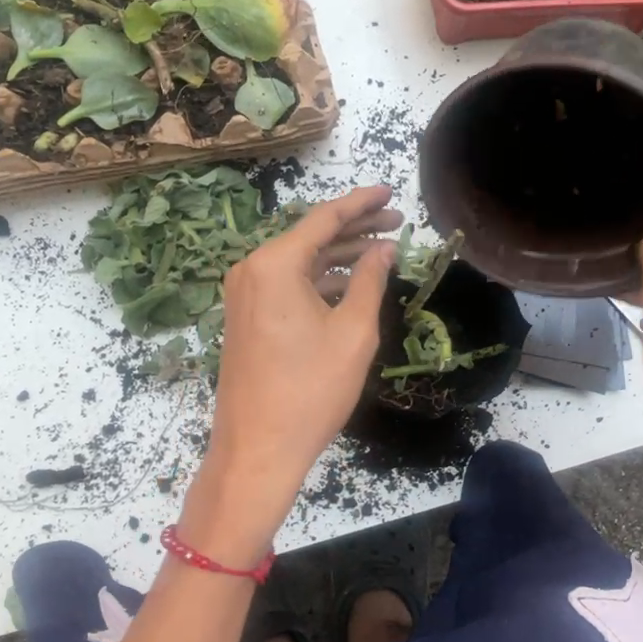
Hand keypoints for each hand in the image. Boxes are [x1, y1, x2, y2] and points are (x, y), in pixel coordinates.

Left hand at [182, 187, 399, 563]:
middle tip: (397, 222)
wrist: (258, 448)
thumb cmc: (311, 390)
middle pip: (310, 237)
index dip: (361, 203)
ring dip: (339, 255)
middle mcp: (252, 270)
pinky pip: (287, 285)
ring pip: (300, 262)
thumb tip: (384, 248)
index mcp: (274, 265)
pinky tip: (352, 283)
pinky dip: (320, 280)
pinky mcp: (246, 317)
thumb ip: (370, 280)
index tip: (391, 193)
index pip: (324, 219)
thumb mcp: (353, 332)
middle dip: (355, 228)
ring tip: (382, 250)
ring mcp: (244, 295)